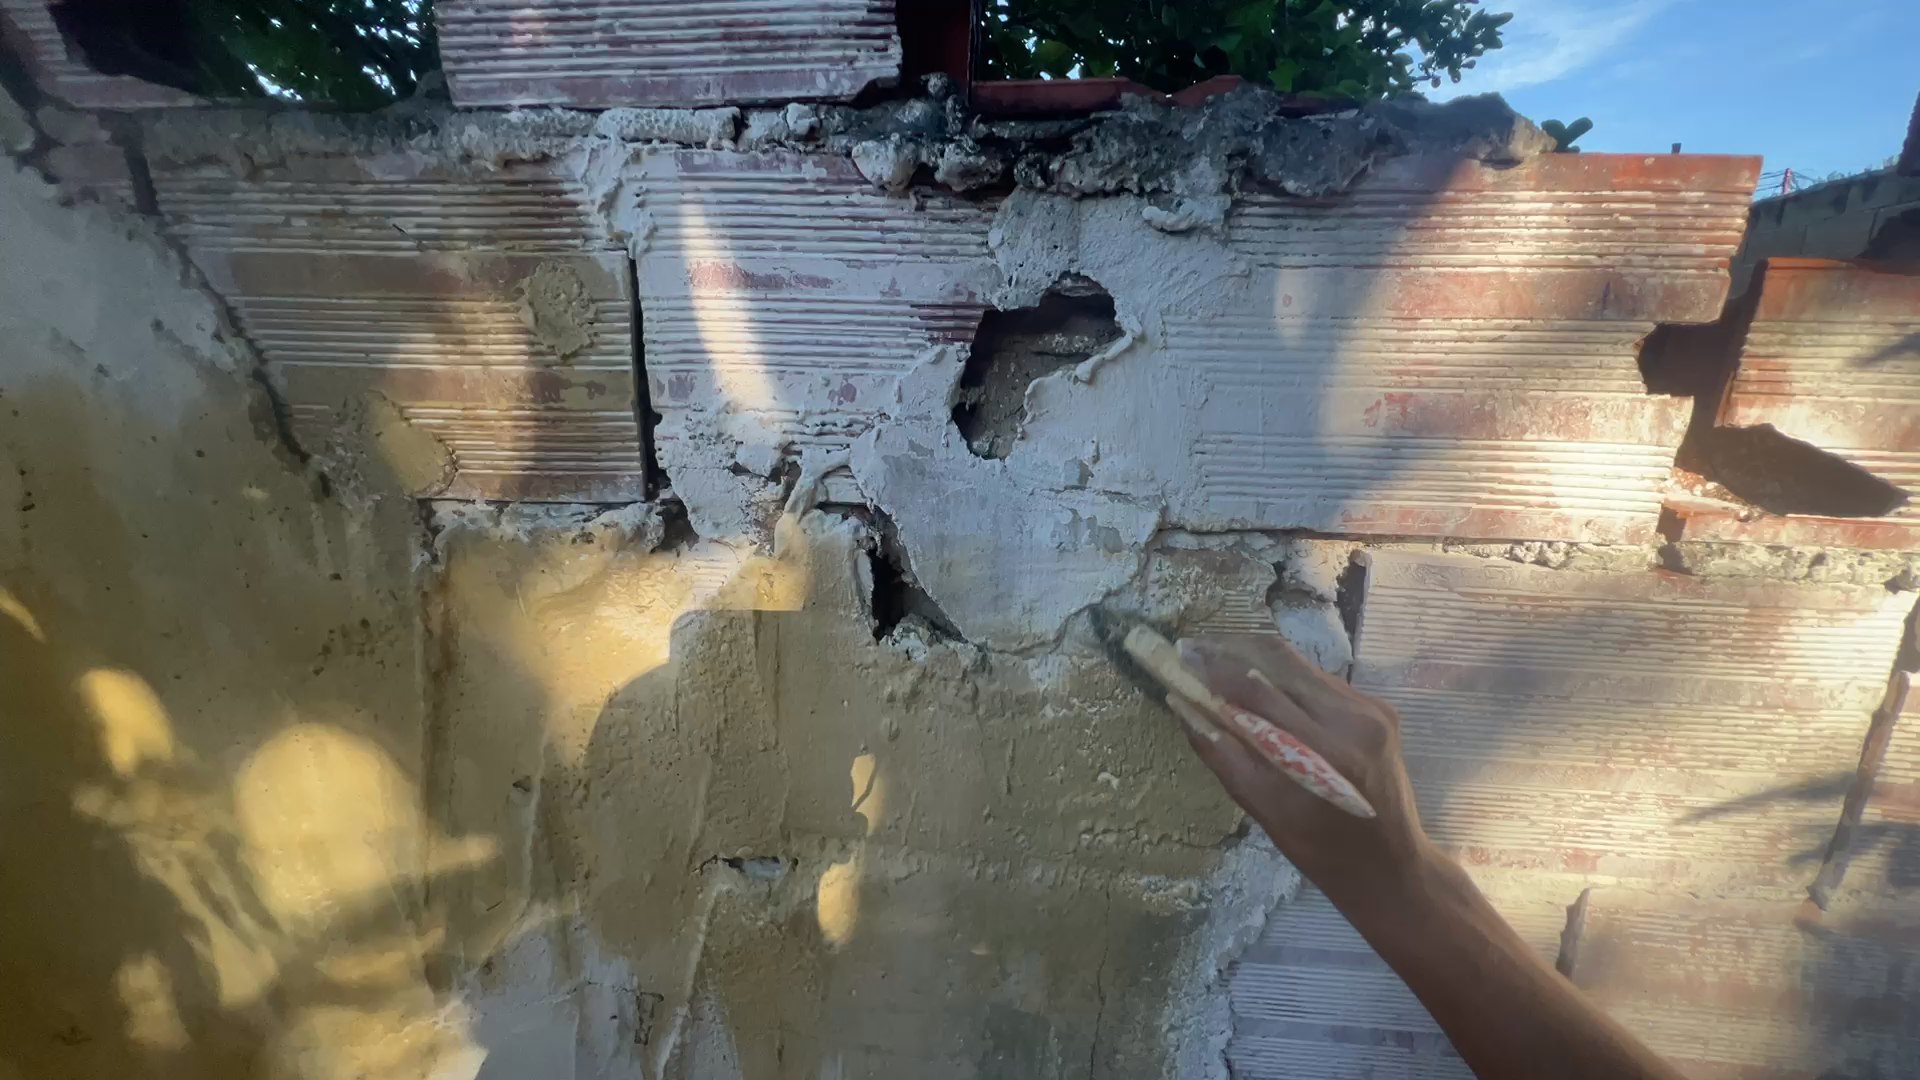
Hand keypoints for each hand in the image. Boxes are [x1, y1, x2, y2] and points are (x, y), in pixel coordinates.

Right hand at [1168, 634, 1432, 903]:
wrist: (1391, 866)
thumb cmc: (1319, 848)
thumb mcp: (1261, 808)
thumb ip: (1220, 751)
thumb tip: (1181, 703)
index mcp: (1324, 751)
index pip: (1257, 689)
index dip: (1214, 668)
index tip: (1180, 656)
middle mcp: (1352, 718)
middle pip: (1279, 659)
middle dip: (1229, 648)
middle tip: (1191, 648)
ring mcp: (1369, 707)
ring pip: (1297, 663)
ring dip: (1252, 658)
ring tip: (1215, 659)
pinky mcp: (1376, 706)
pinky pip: (1315, 678)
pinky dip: (1279, 675)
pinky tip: (1256, 684)